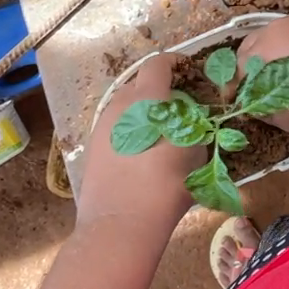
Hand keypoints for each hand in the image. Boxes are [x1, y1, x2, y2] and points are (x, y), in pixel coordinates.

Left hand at [76, 54, 200, 232]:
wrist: (120, 225)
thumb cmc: (165, 185)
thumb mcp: (195, 151)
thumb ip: (195, 126)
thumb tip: (193, 120)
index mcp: (146, 99)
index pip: (157, 64)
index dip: (175, 63)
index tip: (188, 72)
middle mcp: (119, 106)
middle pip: (139, 84)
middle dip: (159, 90)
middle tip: (179, 108)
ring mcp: (102, 127)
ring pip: (126, 107)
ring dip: (144, 111)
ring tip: (161, 133)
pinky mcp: (93, 149)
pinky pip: (116, 128)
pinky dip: (131, 131)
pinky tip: (143, 154)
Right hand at [236, 13, 288, 136]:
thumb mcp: (285, 118)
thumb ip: (261, 107)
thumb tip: (253, 101)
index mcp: (259, 56)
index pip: (236, 73)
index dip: (236, 90)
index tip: (242, 102)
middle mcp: (272, 30)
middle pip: (249, 48)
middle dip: (250, 67)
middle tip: (261, 88)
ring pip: (272, 35)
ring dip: (271, 52)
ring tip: (284, 72)